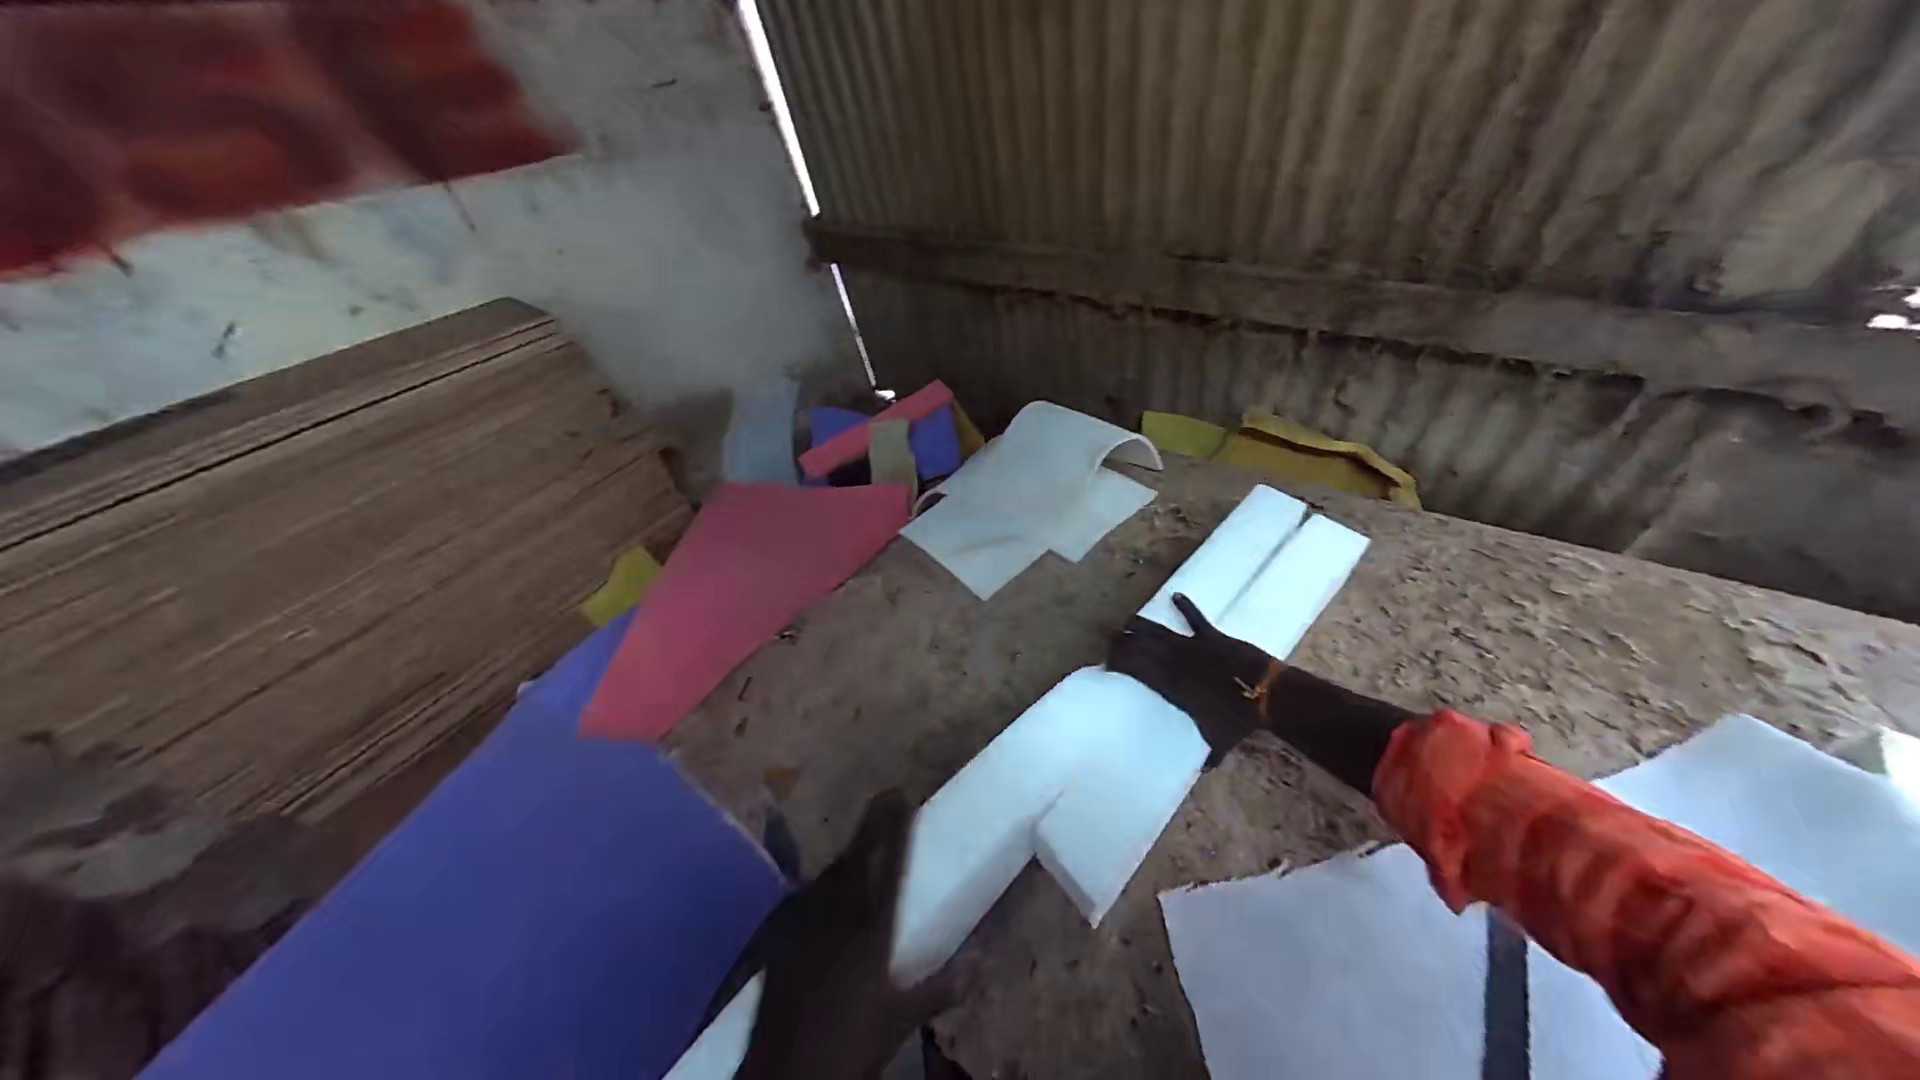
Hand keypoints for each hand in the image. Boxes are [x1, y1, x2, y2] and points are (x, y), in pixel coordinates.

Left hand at [736, 791, 962, 1079]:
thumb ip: (941, 987)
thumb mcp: (902, 1018)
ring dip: (851, 851)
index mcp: (873, 928)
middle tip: (888, 796)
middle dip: (874, 823)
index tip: (904, 798)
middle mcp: (840, 914)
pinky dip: (825, 883)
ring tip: (864, 839)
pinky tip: (827, 887)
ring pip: (833, 871)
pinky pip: (810, 894)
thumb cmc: (851, 1044)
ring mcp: (808, 921)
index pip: (889, 865)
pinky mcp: (784, 933)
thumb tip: (980, 964)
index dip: (896, 828)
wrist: (788, 1070)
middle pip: (858, 855)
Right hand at [1107, 594, 1281, 767]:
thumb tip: (1203, 773)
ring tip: (1126, 620)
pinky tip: (1176, 595)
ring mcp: (1192, 645)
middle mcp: (1174, 660)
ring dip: (1141, 624)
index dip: (1117, 662)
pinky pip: (1195, 618)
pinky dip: (1185, 606)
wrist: (1267, 694)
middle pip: (1139, 645)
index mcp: (1169, 683)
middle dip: (1120, 641)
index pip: (1134, 667)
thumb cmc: (1237, 719)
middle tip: (1107, 639)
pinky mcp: (1212, 636)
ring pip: (1159, 629)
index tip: (1106, 663)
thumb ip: (1208, 753)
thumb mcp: (1218, 739)